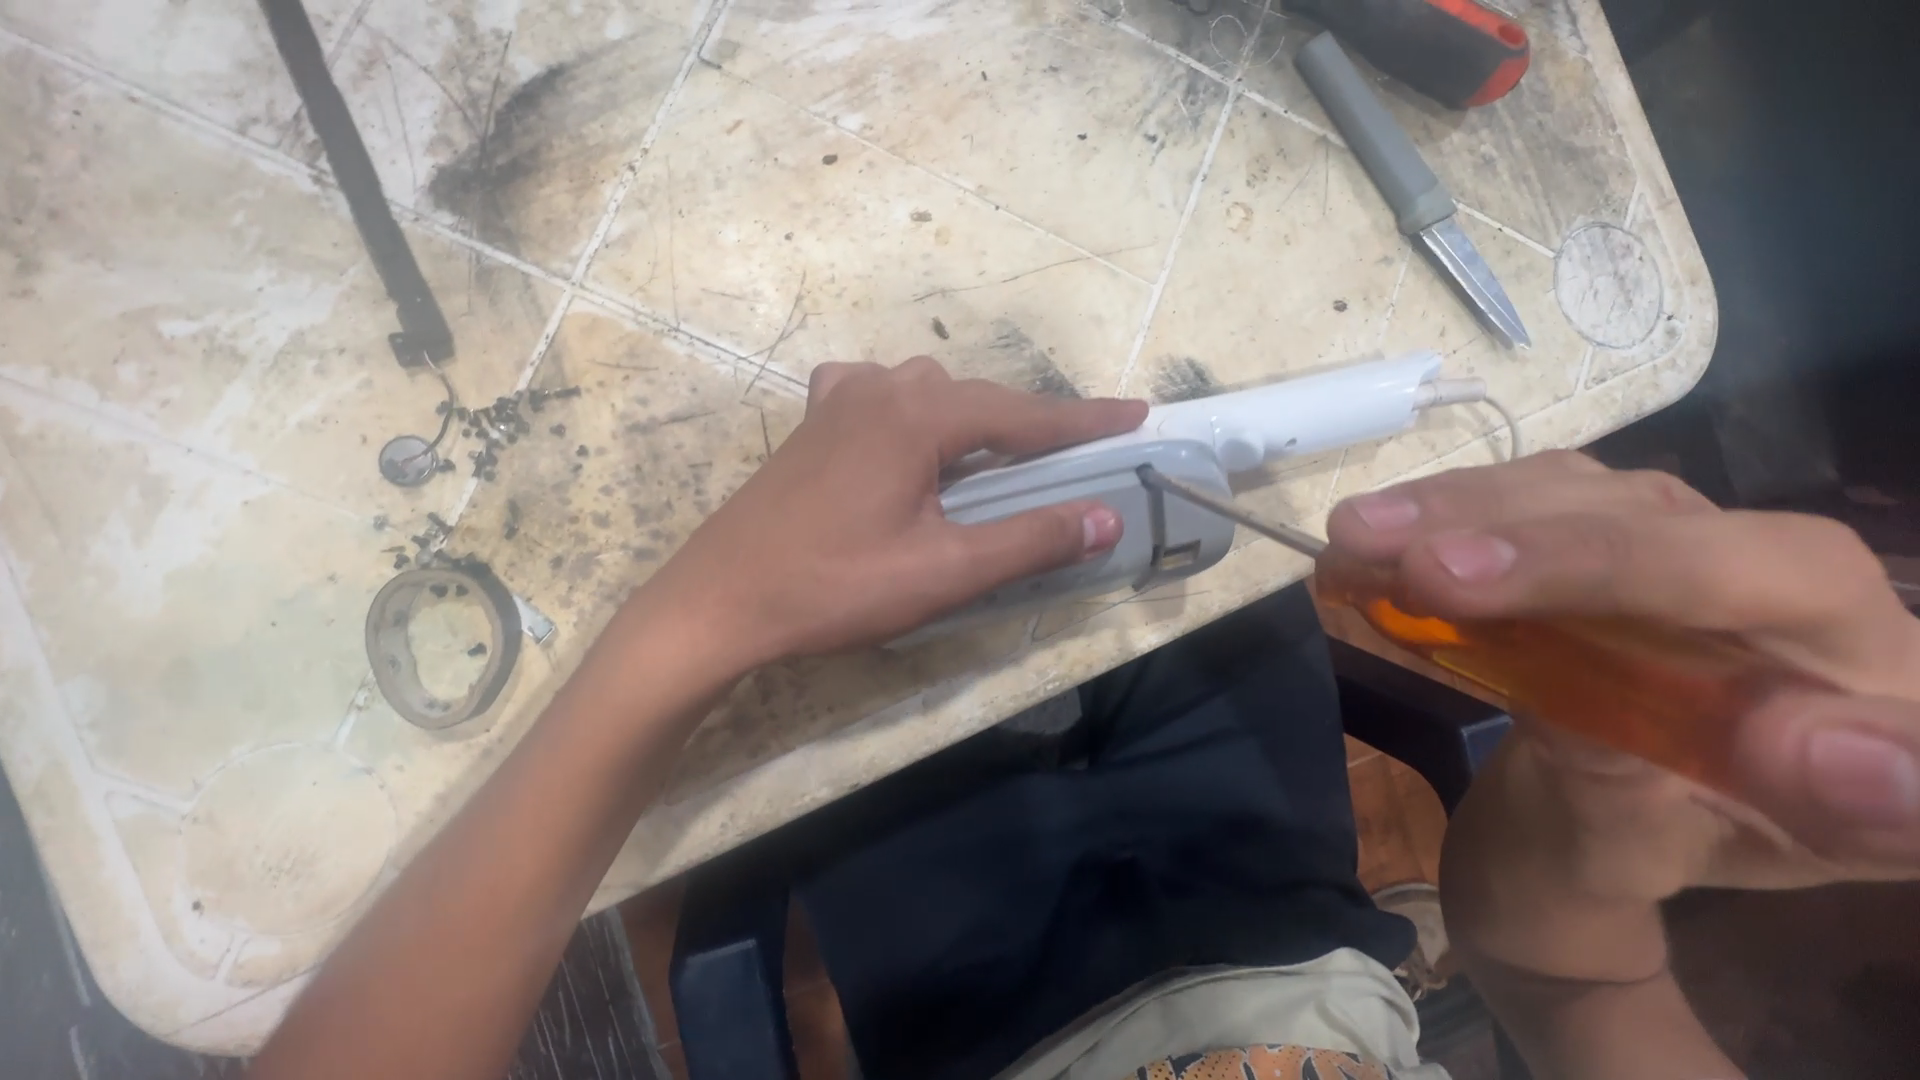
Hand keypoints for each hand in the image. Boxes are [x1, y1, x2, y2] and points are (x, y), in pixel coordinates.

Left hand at [638, 357, 1146, 668]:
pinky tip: (906, 437)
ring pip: (928, 391)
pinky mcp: (811, 425)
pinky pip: (876, 395)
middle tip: (1075, 452)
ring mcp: (837, 401)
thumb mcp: (945, 571)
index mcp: (917, 415)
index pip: (1023, 413)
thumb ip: (1031, 540)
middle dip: (1030, 424)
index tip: (1137, 414)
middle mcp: (879, 389)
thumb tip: (1106, 518)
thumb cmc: (834, 588)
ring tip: (997, 458)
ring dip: (971, 418)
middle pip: (977, 398)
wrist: (720, 601)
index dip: (1084, 419)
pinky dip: (911, 410)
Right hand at [1327, 452, 1919, 976]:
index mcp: (1859, 671)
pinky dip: (1433, 513)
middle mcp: (1772, 580)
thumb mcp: (1661, 855)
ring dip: (1455, 507)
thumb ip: (1711, 810)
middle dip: (1512, 534)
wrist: (1581, 809)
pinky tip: (1365, 538)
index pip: (1777, 578)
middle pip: (1652, 515)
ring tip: (1353, 536)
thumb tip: (1852, 768)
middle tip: (1386, 554)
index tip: (1463, 586)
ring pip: (1574, 490)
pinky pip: (1515, 499)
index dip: (1624, 568)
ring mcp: (1672, 541)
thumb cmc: (1631, 843)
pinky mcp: (1587, 527)